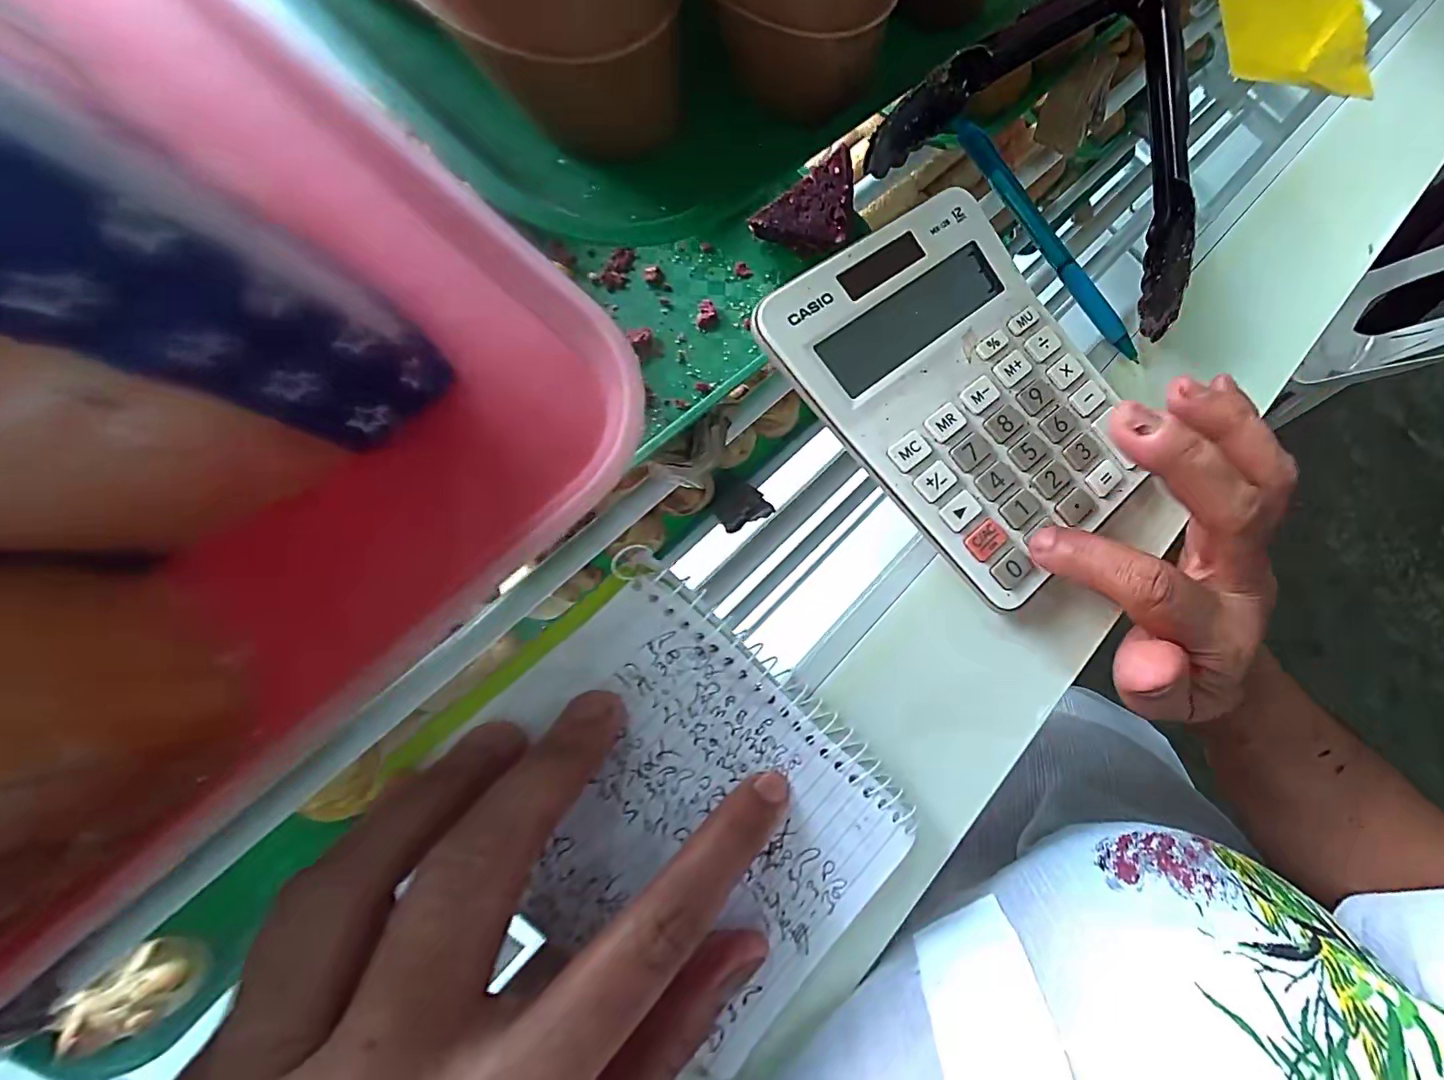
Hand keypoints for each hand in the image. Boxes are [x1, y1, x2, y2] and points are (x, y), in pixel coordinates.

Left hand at [185, 691, 788, 1079]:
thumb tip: (743, 939)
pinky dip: (363, 849)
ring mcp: (277, 1068)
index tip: (762, 788)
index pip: (639, 953)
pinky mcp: (209, 1070)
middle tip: (592, 712)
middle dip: (546, 777)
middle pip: (473, 881)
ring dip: (436, 791)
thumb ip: (660, 1047)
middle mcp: (388, 1072)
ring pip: (352, 885)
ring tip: (497, 737)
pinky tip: (410, 811)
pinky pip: (290, 926)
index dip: (712, 858)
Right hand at [1029, 374, 1295, 723]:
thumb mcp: (1167, 702)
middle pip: (1239, 510)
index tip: (1047, 543)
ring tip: (1178, 390)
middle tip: (1130, 424)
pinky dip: (1242, 422)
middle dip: (1187, 462)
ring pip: (1266, 477)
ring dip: (1226, 426)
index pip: (1159, 588)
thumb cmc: (1191, 679)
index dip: (1101, 563)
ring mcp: (1257, 542)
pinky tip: (1213, 389)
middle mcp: (1245, 575)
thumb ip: (1155, 686)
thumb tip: (1147, 665)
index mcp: (1214, 625)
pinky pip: (1265, 464)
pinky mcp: (1256, 517)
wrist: (1235, 669)